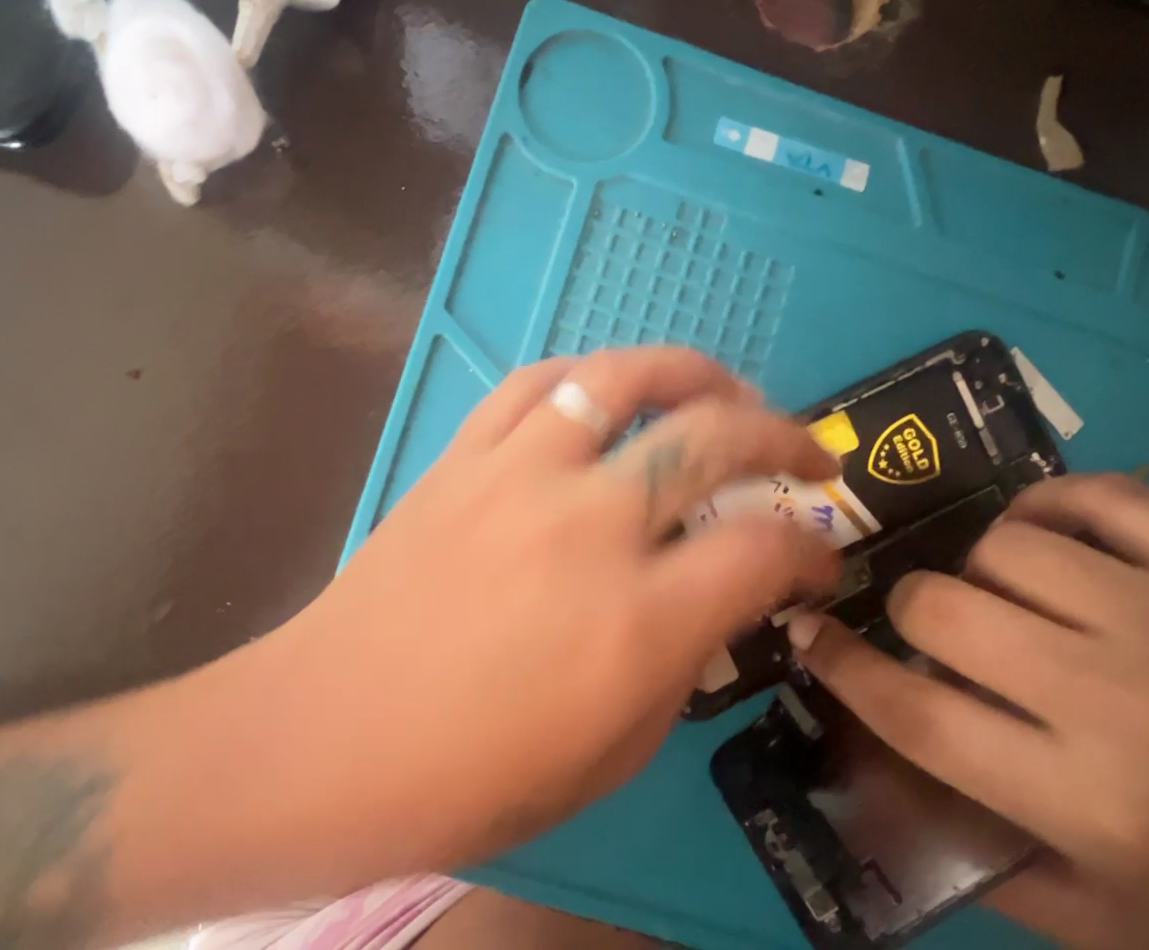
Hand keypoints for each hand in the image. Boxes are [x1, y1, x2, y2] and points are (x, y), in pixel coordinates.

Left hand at [234, 347, 836, 880]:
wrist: (330, 737)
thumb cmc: (472, 776)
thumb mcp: (612, 754)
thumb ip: (680, 668)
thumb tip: (712, 607)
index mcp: (639, 619)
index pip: (764, 550)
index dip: (811, 549)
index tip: (818, 559)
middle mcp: (590, 525)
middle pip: (714, 437)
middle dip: (784, 437)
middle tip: (807, 455)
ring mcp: (520, 476)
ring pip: (622, 379)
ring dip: (692, 373)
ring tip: (723, 389)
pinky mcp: (463, 459)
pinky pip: (535, 384)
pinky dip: (588, 375)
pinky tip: (610, 390)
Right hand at [791, 474, 1148, 949]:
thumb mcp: (1114, 925)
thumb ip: (986, 857)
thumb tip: (883, 778)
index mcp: (1085, 801)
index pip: (912, 709)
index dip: (840, 665)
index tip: (808, 634)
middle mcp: (1121, 699)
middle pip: (943, 608)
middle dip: (912, 614)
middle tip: (934, 631)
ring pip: (1007, 545)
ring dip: (982, 570)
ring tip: (1007, 593)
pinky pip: (1100, 495)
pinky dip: (1051, 506)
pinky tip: (1050, 538)